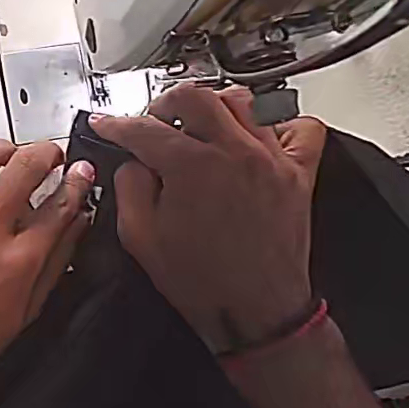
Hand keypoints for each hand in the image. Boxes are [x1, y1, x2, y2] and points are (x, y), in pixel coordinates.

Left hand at [0, 140, 94, 407]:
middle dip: (47, 152)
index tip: (80, 172)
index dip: (78, 181)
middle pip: (24, 167)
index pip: (59, 204)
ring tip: (11, 154)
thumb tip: (76, 224)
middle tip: (50, 156)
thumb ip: (56, 261)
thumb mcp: (26, 311)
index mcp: (16, 263)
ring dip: (4, 147)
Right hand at [91, 86, 326, 354]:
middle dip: (163, 104)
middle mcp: (234, 153)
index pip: (144, 128)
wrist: (254, 311)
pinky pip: (300, 126)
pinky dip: (278, 123)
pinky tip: (256, 138)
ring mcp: (270, 160)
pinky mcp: (298, 174)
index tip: (108, 124)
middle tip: (153, 122)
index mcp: (191, 167)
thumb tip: (132, 162)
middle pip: (193, 95)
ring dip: (212, 107)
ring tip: (199, 128)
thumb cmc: (202, 282)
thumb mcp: (140, 237)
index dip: (116, 124)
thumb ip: (128, 186)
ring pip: (241, 101)